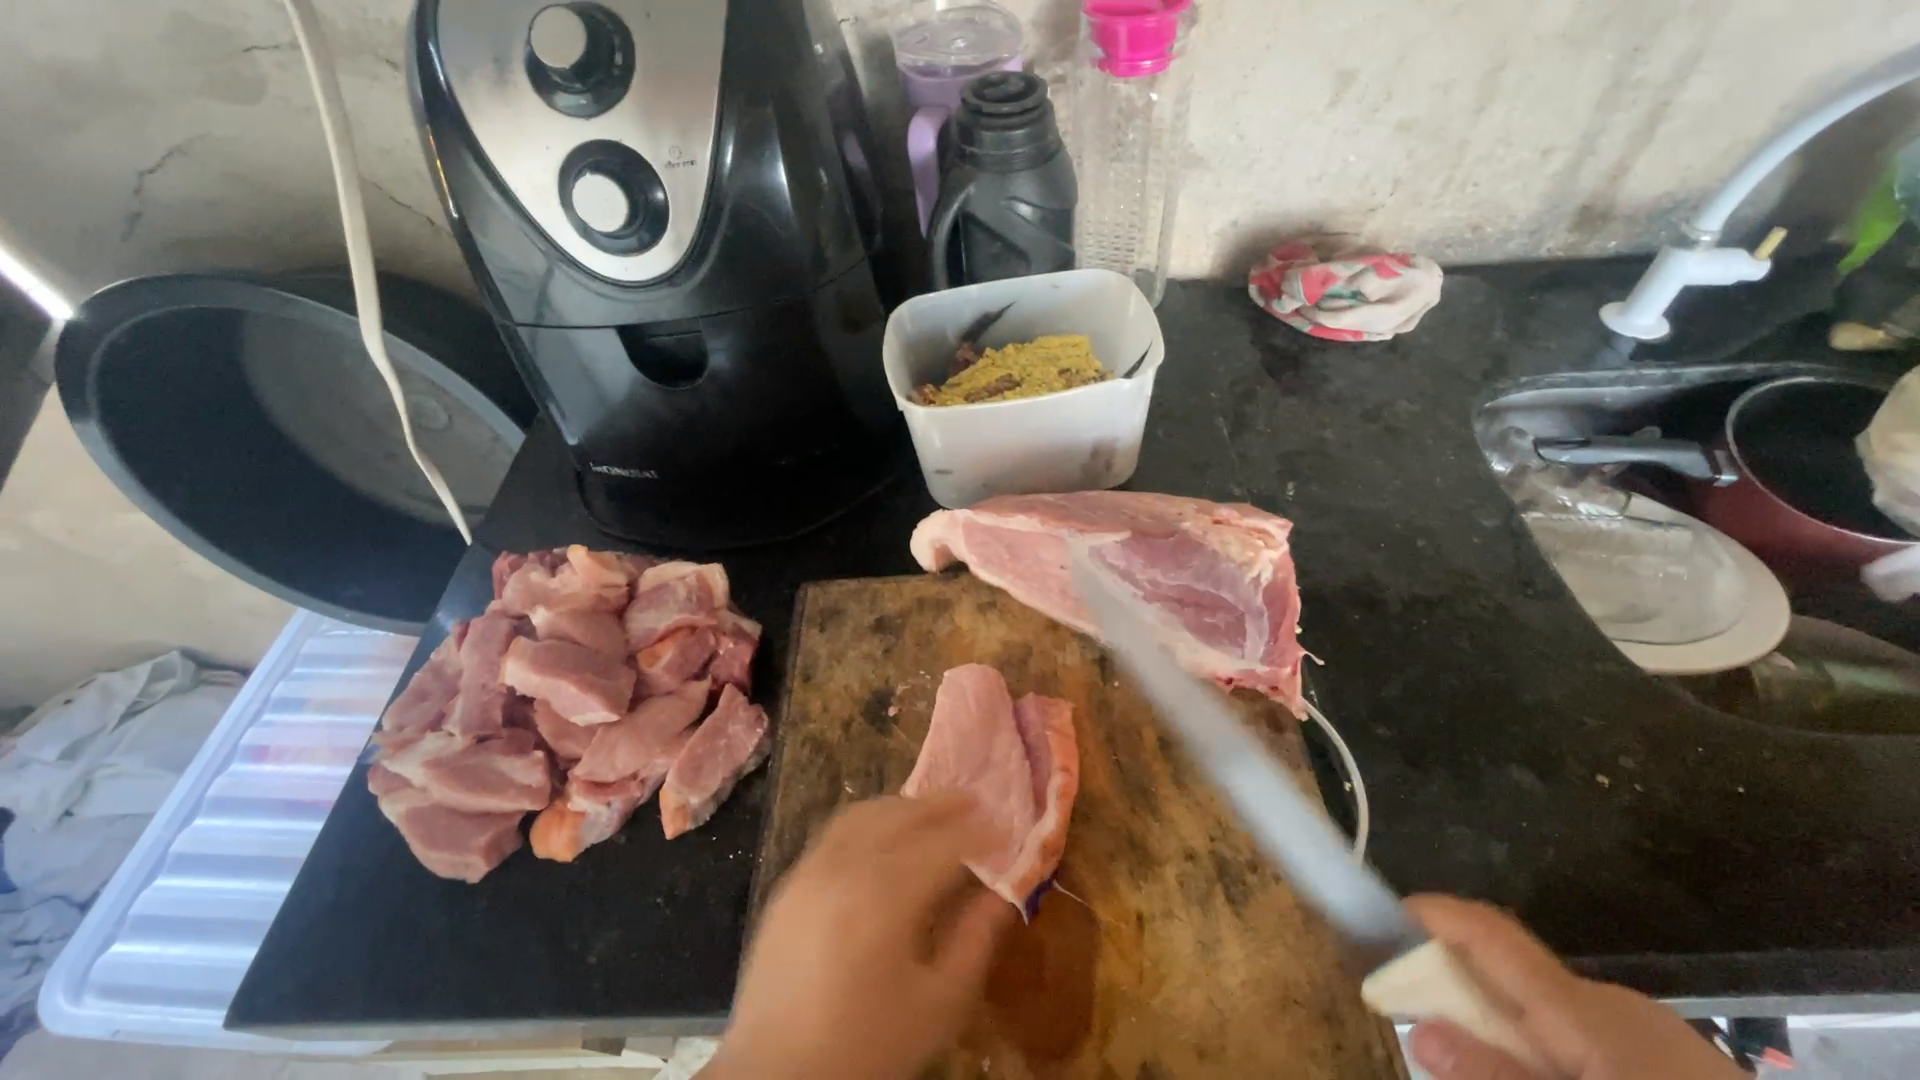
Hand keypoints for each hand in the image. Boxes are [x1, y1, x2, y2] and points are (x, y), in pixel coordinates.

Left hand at [705, 794, 1013, 1079]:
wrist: (777, 1075)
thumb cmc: (867, 1048)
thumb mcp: (938, 1005)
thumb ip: (975, 941)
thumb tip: (1002, 894)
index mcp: (886, 897)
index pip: (944, 844)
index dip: (979, 833)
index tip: (1005, 830)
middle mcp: (845, 868)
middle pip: (902, 815)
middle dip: (943, 805)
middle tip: (975, 801)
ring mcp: (810, 871)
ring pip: (864, 814)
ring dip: (904, 806)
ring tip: (933, 811)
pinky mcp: (788, 884)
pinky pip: (834, 832)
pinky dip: (868, 820)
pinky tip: (884, 836)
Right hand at [1404, 895, 1744, 1079]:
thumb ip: (1497, 1077)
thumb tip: (1420, 1028)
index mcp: (1584, 1010)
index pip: (1489, 932)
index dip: (1430, 914)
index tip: (1376, 920)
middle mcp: (1613, 1002)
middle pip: (1509, 974)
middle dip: (1456, 990)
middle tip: (1419, 1027)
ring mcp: (1648, 1028)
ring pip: (1546, 1010)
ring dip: (1501, 1027)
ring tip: (1482, 1066)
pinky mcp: (1671, 1055)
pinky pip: (1583, 1035)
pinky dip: (1544, 1049)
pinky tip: (1541, 1076)